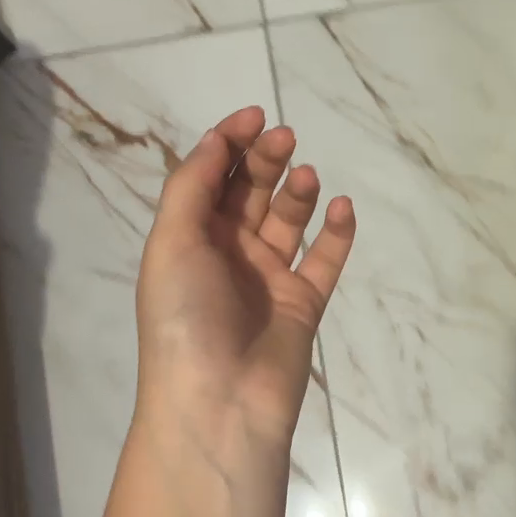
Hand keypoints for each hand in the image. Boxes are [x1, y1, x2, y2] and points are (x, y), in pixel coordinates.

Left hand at [134, 106, 355, 458]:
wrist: (221, 400)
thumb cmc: (186, 318)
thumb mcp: (173, 244)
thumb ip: (195, 188)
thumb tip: (218, 140)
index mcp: (188, 241)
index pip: (209, 180)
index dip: (228, 144)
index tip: (255, 116)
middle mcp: (227, 255)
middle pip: (249, 194)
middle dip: (265, 161)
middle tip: (285, 138)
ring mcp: (269, 279)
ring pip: (288, 222)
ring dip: (297, 194)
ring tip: (308, 176)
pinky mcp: (305, 302)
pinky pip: (325, 259)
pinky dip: (336, 232)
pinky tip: (342, 207)